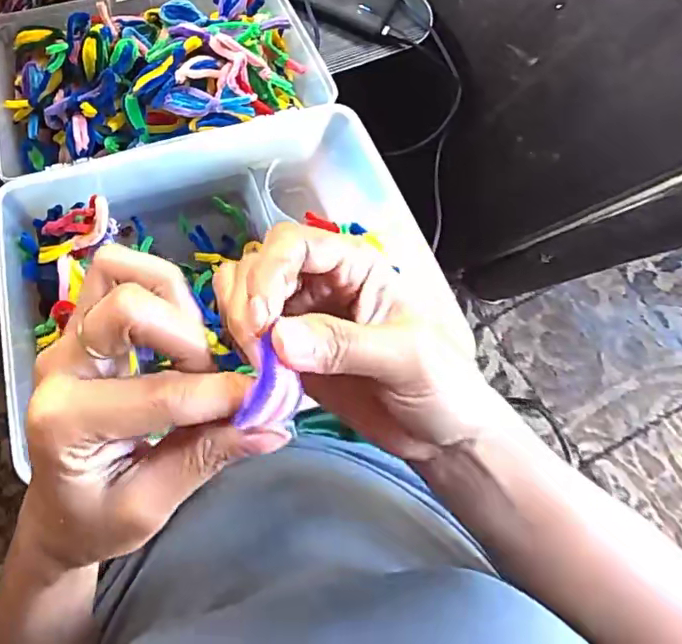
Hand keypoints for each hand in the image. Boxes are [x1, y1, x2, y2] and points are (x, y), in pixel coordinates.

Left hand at [18, 245, 289, 572]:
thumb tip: (270, 424)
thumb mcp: (149, 507)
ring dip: (169, 298)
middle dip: (185, 336)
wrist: (55, 509)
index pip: (157, 393)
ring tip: (191, 344)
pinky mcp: (79, 322)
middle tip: (210, 374)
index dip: (219, 394)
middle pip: (126, 305)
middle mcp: (59, 364)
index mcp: (66, 421)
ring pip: (115, 270)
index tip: (261, 399)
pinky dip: (155, 288)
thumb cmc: (95, 518)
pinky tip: (176, 329)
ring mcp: (65, 336)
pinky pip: (114, 274)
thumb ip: (205, 456)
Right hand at [217, 221, 489, 462]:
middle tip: (256, 351)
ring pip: (241, 291)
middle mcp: (318, 278)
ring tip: (258, 363)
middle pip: (257, 263)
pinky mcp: (284, 346)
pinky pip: (244, 330)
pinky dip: (238, 345)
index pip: (292, 244)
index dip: (268, 272)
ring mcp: (298, 311)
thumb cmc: (442, 385)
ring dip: (237, 320)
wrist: (444, 437)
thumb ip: (343, 344)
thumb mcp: (406, 358)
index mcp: (352, 264)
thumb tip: (279, 338)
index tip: (260, 320)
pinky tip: (257, 373)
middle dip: (246, 302)